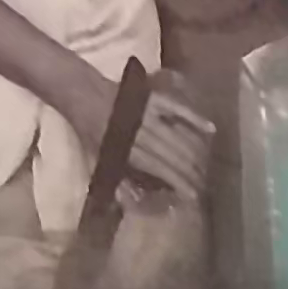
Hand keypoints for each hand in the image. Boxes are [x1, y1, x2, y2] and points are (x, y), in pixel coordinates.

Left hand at [70, 70, 214, 202]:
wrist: (76, 89)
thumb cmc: (89, 130)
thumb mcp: (96, 159)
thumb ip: (118, 181)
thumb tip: (139, 199)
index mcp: (125, 148)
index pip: (160, 168)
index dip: (179, 182)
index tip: (194, 196)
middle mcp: (138, 130)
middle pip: (174, 154)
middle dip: (193, 172)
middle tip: (206, 185)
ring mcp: (146, 112)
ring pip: (179, 137)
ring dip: (196, 154)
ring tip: (206, 169)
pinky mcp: (151, 96)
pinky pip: (176, 107)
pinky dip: (193, 117)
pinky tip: (211, 129)